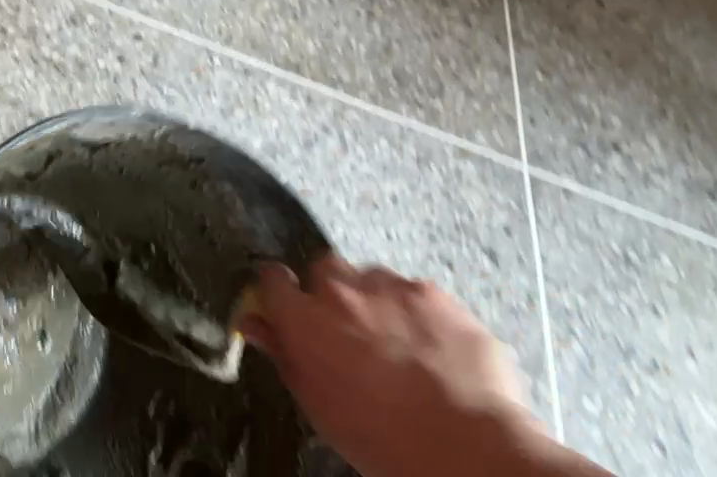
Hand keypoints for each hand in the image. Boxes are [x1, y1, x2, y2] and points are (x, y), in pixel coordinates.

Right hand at [239, 256, 596, 476]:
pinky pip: (418, 293)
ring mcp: (391, 287)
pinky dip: (420, 313)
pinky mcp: (435, 294)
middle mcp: (341, 290)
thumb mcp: (317, 403)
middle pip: (325, 268)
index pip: (272, 277)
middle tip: (349, 330)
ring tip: (398, 343)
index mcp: (303, 318)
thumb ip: (283, 353)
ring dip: (377, 300)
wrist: (464, 447)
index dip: (278, 288)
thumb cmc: (379, 436)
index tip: (285, 301)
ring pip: (374, 278)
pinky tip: (433, 349)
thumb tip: (252, 322)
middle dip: (333, 291)